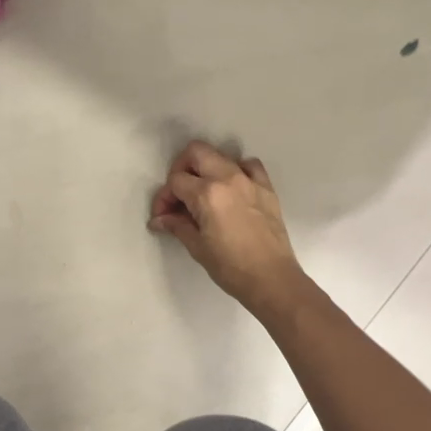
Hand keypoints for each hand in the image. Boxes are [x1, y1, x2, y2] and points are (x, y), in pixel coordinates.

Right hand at [148, 141, 308, 315]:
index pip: (176, 182)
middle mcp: (228, 178)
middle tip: (178, 195)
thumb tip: (159, 220)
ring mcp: (250, 180)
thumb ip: (178, 226)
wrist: (271, 278)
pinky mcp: (266, 187)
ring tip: (202, 194)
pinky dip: (235, 171)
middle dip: (180, 170)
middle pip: (196, 153)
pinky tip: (231, 190)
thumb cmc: (230, 267)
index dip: (164, 198)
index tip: (162, 216)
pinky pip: (248, 165)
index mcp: (207, 194)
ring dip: (206, 169)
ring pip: (221, 156)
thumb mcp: (197, 247)